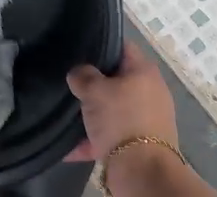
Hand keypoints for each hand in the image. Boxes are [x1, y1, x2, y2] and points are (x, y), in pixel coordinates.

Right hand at [64, 42, 177, 161]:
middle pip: (117, 80)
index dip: (101, 44)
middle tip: (71, 79)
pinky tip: (69, 146)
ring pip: (113, 109)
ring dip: (93, 114)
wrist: (142, 172)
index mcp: (144, 72)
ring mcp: (146, 120)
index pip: (122, 47)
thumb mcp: (94, 90)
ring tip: (67, 112)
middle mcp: (150, 93)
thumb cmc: (120, 119)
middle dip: (94, 83)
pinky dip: (93, 140)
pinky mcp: (140, 145)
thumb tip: (78, 74)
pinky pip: (112, 136)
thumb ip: (82, 75)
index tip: (80, 47)